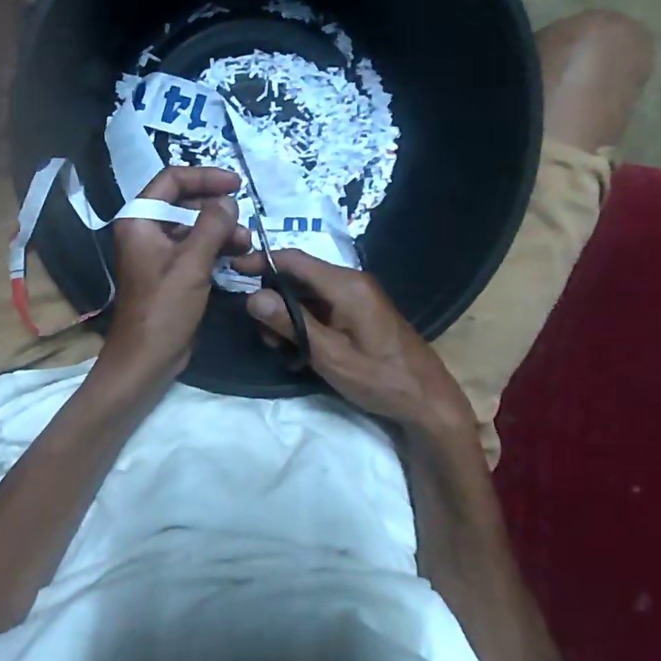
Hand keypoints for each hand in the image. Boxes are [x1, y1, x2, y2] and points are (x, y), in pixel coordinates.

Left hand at [101, 167, 250, 381]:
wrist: (147, 356)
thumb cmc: (164, 307)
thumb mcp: (192, 263)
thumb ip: (212, 226)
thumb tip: (228, 201)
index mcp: (140, 220)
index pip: (172, 180)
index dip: (205, 177)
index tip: (237, 184)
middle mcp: (145, 229)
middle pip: (184, 201)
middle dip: (216, 209)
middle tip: (244, 222)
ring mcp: (157, 251)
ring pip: (193, 226)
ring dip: (220, 230)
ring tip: (245, 245)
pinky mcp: (170, 271)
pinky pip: (194, 248)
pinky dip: (215, 248)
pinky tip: (237, 257)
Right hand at [232, 249, 477, 440]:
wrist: (428, 401)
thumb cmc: (380, 379)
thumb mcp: (329, 355)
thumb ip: (291, 323)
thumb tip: (253, 296)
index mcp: (346, 285)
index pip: (294, 259)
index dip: (260, 260)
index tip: (233, 270)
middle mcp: (351, 282)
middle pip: (297, 276)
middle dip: (272, 299)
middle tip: (264, 334)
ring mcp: (356, 296)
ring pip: (306, 294)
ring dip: (287, 316)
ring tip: (281, 348)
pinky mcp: (358, 312)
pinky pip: (320, 306)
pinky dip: (304, 323)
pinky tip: (299, 350)